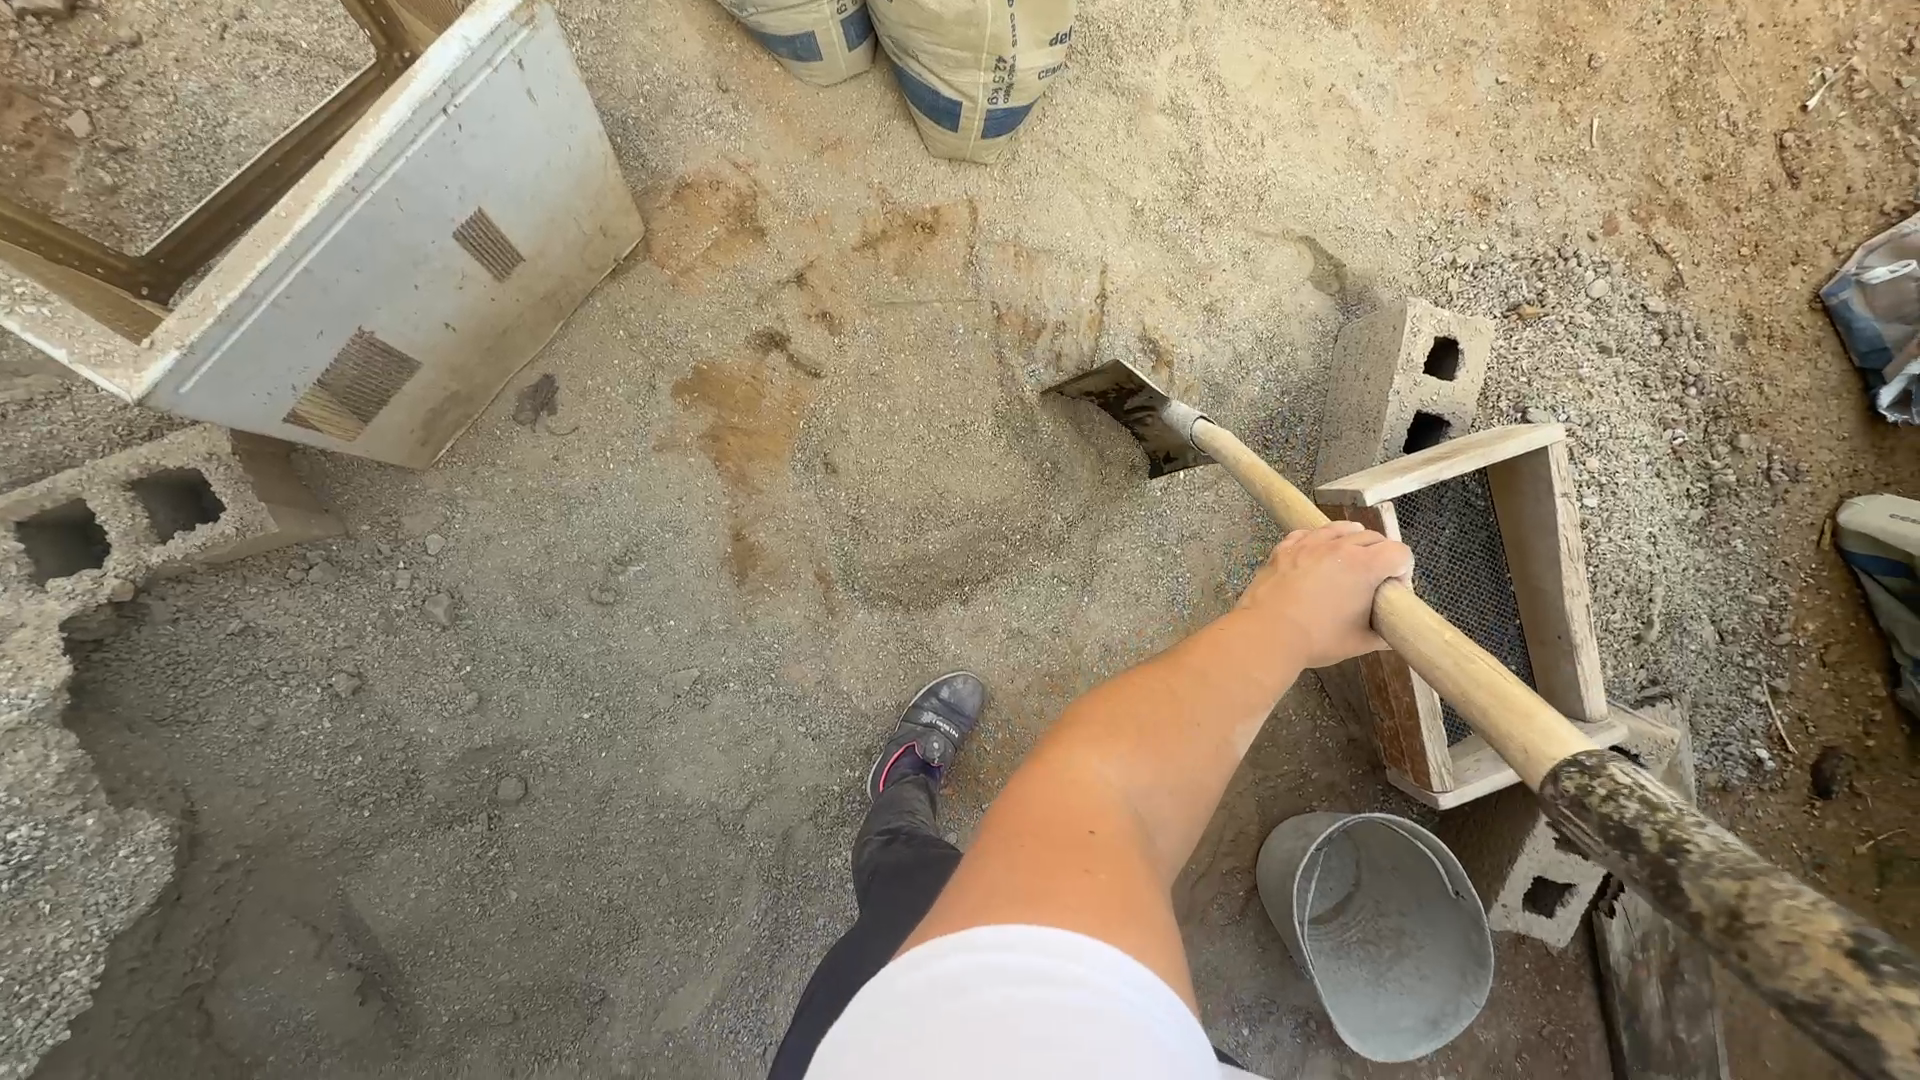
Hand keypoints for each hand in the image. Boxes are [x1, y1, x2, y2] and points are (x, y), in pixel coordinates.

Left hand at [1235, 521, 1413, 668]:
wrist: (1267, 633)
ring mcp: (1308, 544)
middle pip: (1372, 537)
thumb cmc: (1317, 639)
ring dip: (1350, 540)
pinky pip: (1307, 534)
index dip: (1403, 570)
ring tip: (1348, 558)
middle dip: (1380, 555)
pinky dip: (1317, 540)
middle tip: (1373, 578)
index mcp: (1364, 566)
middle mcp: (1338, 547)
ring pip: (1339, 529)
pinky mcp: (1284, 549)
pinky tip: (1316, 553)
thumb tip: (1390, 634)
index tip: (1393, 589)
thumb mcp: (1360, 642)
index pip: (1400, 553)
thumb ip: (1382, 634)